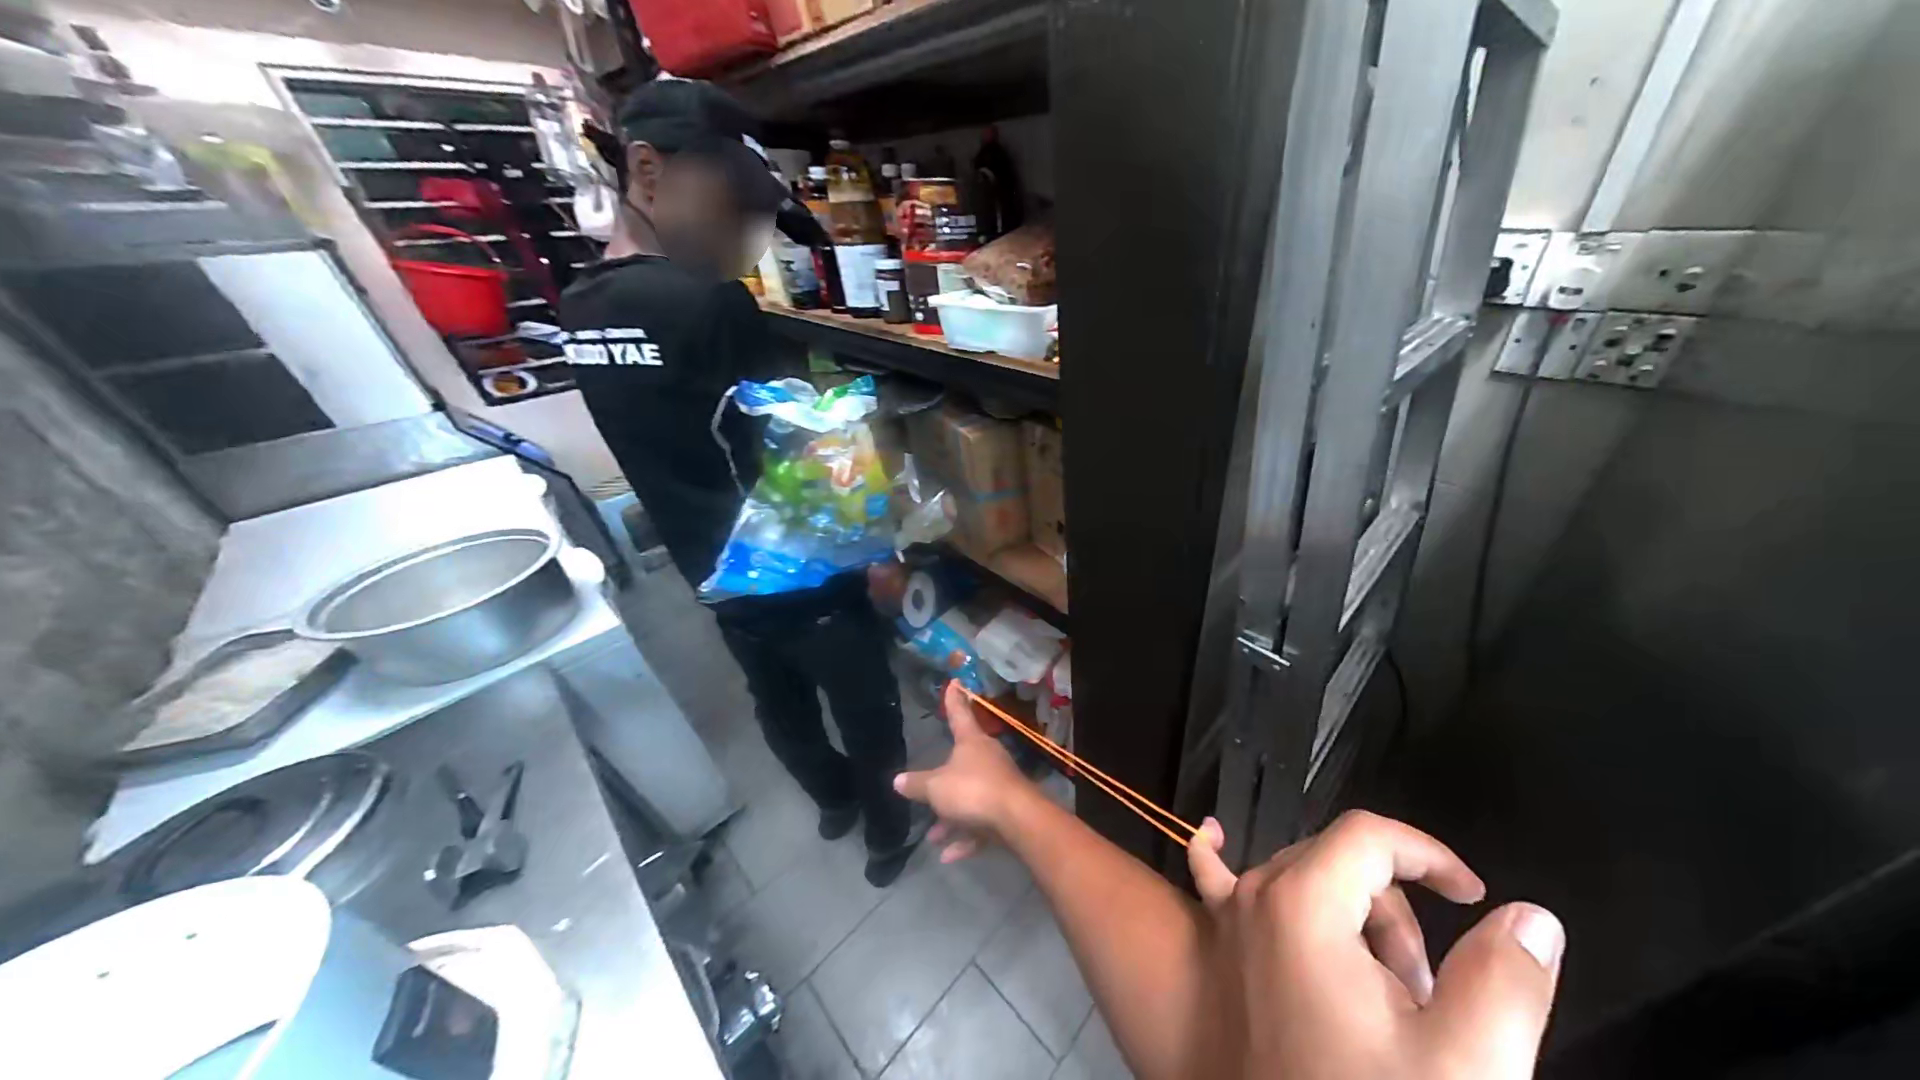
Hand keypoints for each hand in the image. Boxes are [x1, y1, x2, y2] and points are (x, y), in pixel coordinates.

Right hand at [893, 681, 1035, 863]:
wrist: (1018, 820)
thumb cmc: (973, 790)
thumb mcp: (936, 788)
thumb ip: (917, 784)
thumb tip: (897, 780)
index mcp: (972, 742)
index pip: (960, 714)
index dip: (953, 700)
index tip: (954, 683)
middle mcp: (988, 758)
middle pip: (961, 764)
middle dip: (942, 781)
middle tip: (926, 790)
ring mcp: (1000, 785)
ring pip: (970, 798)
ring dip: (951, 818)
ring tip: (933, 837)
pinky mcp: (1007, 811)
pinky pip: (981, 824)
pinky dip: (966, 838)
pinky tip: (949, 855)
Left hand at [1188, 810, 1562, 1079]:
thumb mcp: (1464, 1065)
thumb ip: (1505, 980)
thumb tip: (1532, 916)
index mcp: (1302, 901)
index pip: (1367, 835)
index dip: (1428, 854)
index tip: (1474, 899)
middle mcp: (1254, 894)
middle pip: (1340, 864)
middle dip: (1396, 916)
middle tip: (1426, 997)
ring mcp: (1226, 918)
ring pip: (1303, 883)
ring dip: (1351, 923)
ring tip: (1379, 1001)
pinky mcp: (1216, 946)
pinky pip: (1213, 878)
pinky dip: (1219, 853)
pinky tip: (1215, 833)